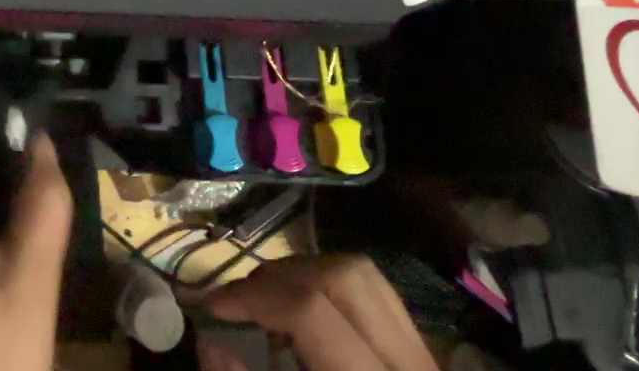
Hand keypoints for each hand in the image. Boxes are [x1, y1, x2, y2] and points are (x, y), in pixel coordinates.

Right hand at [200, 255, 436, 370]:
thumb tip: (210, 341)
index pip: (313, 312)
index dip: (254, 297)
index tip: (212, 308)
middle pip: (343, 279)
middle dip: (279, 278)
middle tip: (240, 303)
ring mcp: (428, 364)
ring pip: (364, 278)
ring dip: (306, 276)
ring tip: (270, 307)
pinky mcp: (427, 363)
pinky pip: (377, 299)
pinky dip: (332, 293)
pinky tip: (306, 325)